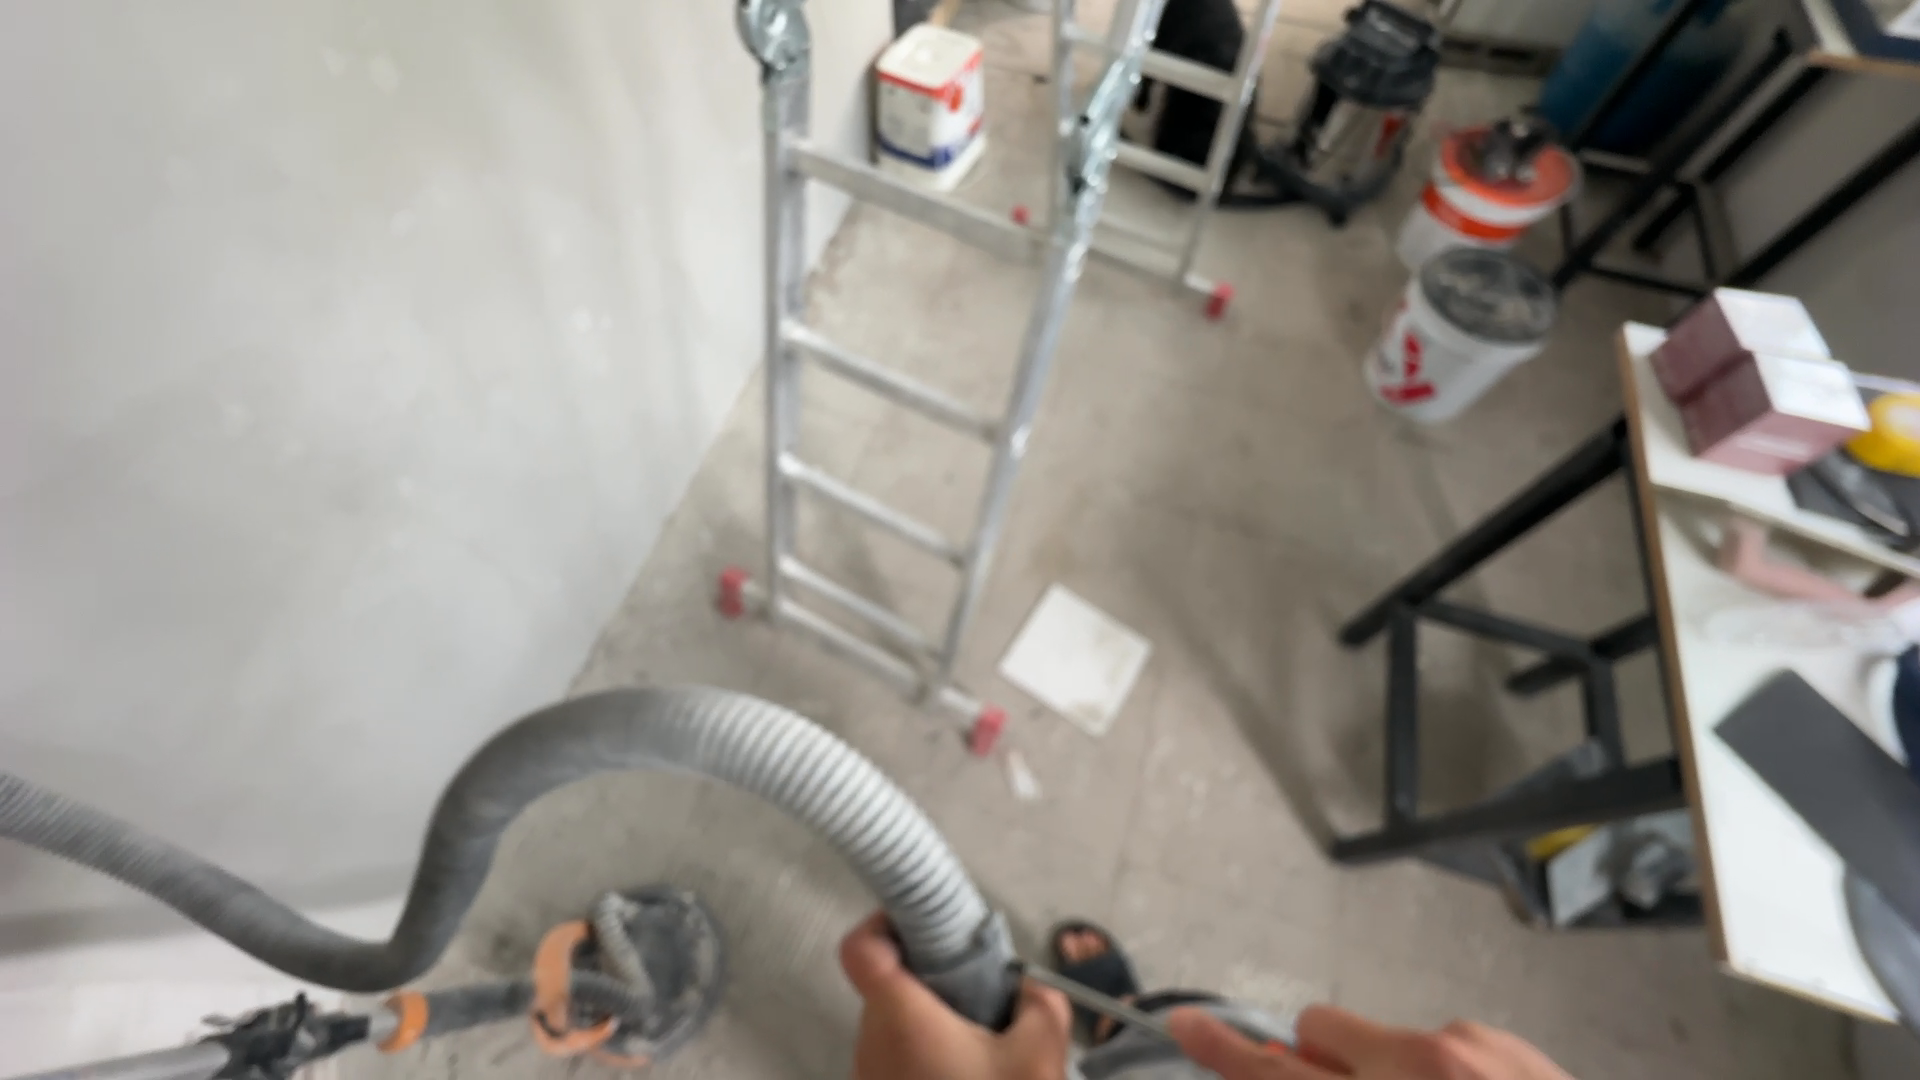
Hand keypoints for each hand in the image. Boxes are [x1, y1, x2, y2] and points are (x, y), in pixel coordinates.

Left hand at [839, 912, 1071, 1079]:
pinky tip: (970, 1070)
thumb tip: (1029, 990)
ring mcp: (868, 1075)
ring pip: (893, 1020)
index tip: (926, 923)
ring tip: (982, 1035)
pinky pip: (895, 1056)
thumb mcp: (1038, 1057)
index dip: (886, 920)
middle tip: (978, 986)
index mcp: (899, 1014)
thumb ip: (1041, 1004)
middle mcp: (871, 1040)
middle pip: (886, 980)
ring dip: (932, 1016)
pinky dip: (927, 1051)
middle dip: (931, 974)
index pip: (861, 946)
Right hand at [1168, 1004, 1574, 1079]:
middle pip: (1319, 1030)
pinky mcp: (1519, 1047)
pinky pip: (1446, 1046)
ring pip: (1384, 1041)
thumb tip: (1295, 1076)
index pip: (1276, 1074)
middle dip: (1323, 1069)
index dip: (1220, 1051)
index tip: (1182, 1022)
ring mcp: (1478, 1050)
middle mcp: (1429, 1067)